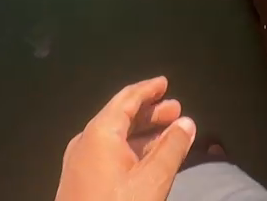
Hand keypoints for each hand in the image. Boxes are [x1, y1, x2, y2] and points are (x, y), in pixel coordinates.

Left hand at [56, 76, 196, 200]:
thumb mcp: (152, 180)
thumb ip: (172, 148)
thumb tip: (187, 123)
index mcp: (100, 131)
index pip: (127, 98)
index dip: (148, 89)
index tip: (166, 83)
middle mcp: (86, 141)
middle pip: (121, 116)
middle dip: (150, 112)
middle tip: (175, 111)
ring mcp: (79, 164)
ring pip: (115, 137)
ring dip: (142, 133)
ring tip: (168, 135)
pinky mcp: (79, 184)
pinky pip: (108, 154)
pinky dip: (130, 150)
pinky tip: (148, 160)